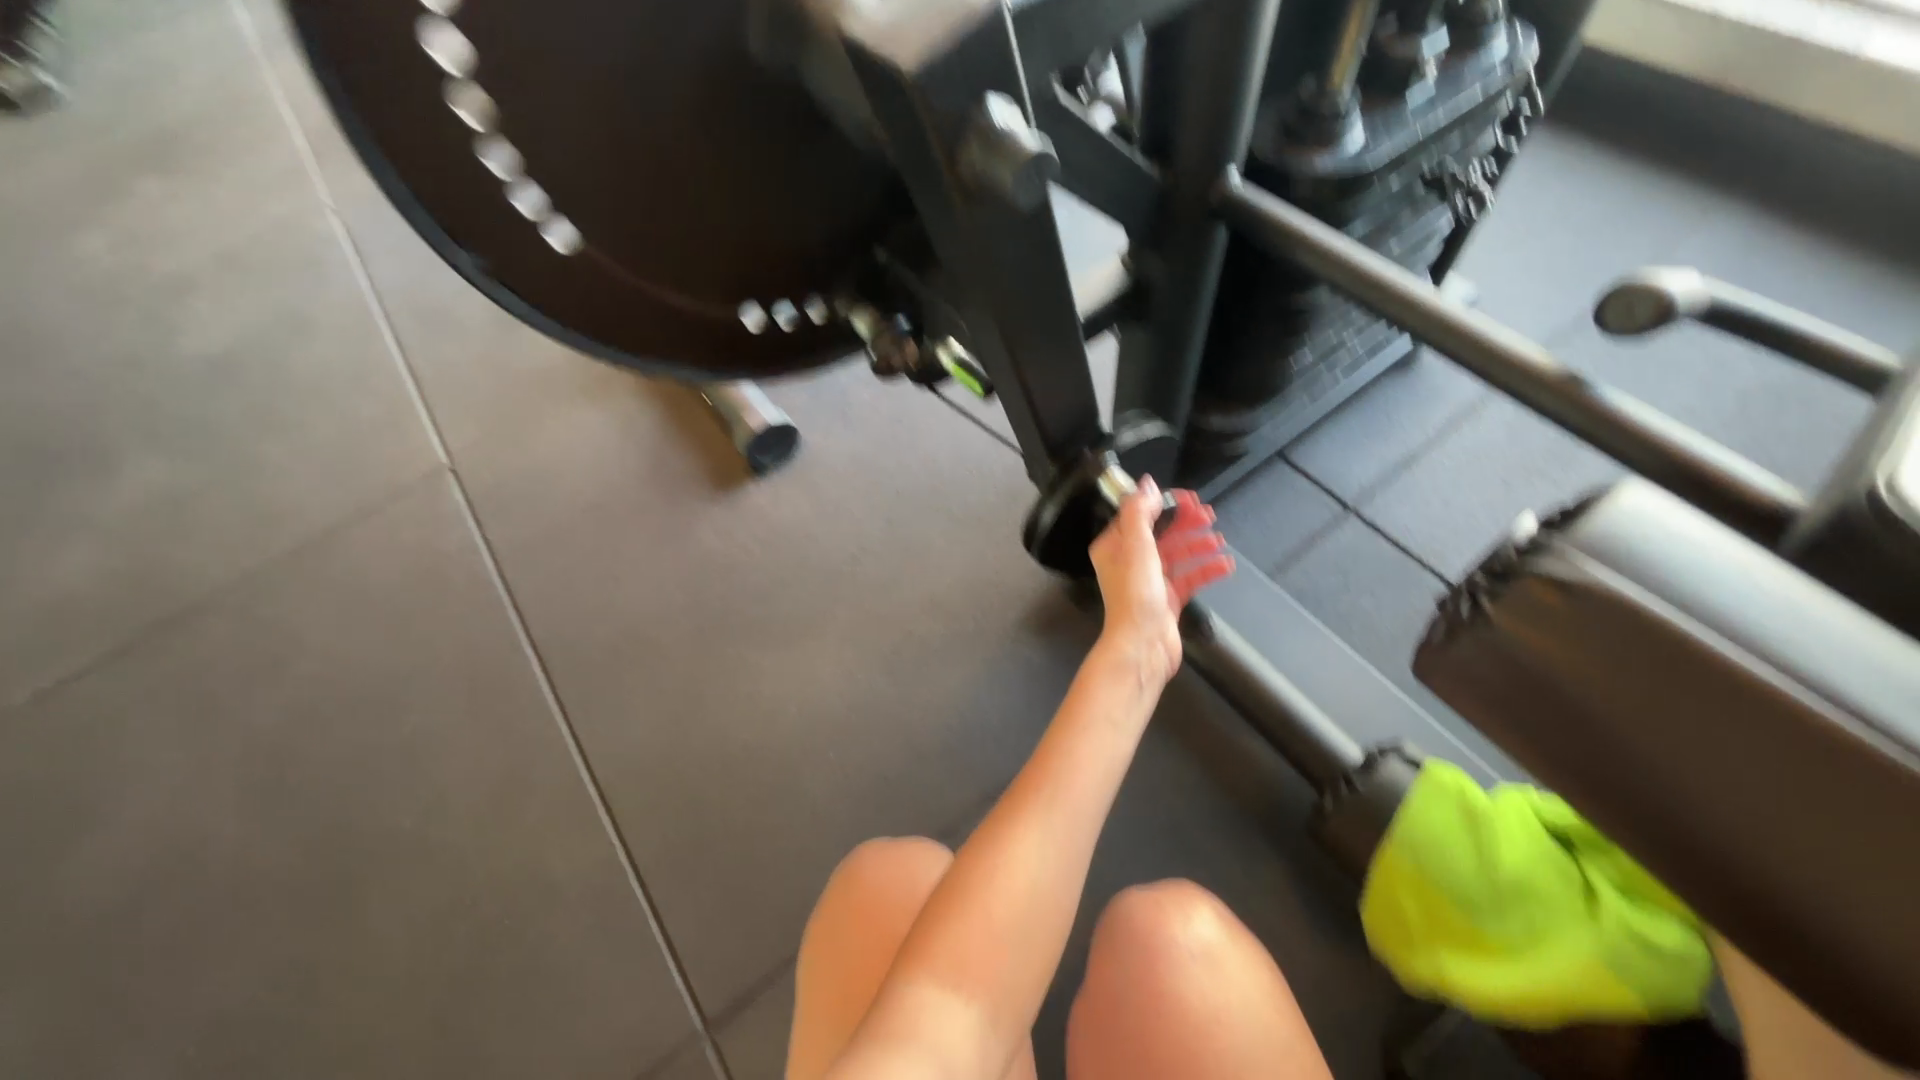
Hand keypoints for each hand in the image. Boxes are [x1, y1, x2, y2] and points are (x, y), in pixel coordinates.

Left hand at [1088, 478, 1233, 684]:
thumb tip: (1147, 483)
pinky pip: (1190, 578)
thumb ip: (1139, 511)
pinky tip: (1225, 564)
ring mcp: (1150, 582)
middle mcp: (1129, 562)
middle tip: (1208, 514)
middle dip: (1185, 523)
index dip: (1162, 503)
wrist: (1142, 644)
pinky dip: (1206, 569)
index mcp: (1115, 547)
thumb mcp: (1135, 544)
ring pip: (1177, 555)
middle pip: (1161, 534)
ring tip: (1218, 538)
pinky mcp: (1168, 600)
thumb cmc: (1134, 595)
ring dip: (1198, 545)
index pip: (1138, 515)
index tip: (1187, 497)